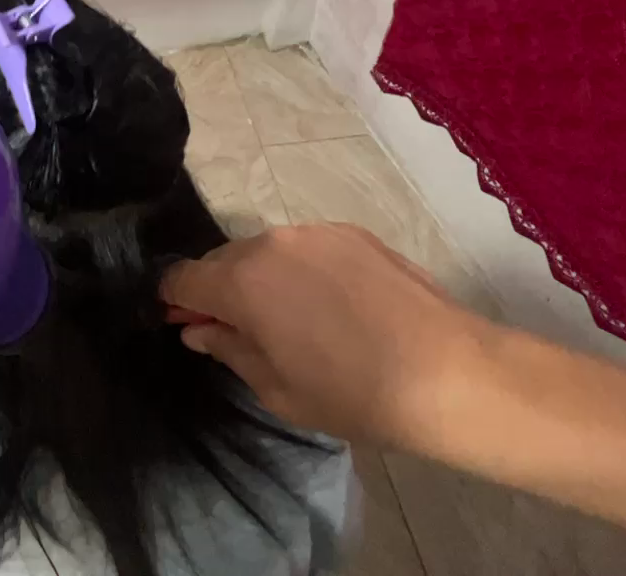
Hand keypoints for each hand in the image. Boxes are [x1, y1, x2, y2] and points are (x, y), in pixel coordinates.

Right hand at [160, 223, 495, 450]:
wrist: (451, 373)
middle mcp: (268, 243)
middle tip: (239, 328)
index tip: (183, 321)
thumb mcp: (277, 389)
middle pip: (221, 260)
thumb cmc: (353, 394)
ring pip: (264, 251)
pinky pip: (304, 247)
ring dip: (261, 277)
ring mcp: (312, 232)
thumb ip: (228, 349)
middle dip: (218, 290)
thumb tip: (198, 329)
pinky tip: (331, 303)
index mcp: (241, 282)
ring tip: (293, 316)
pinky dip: (300, 269)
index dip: (174, 300)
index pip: (181, 278)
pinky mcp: (349, 232)